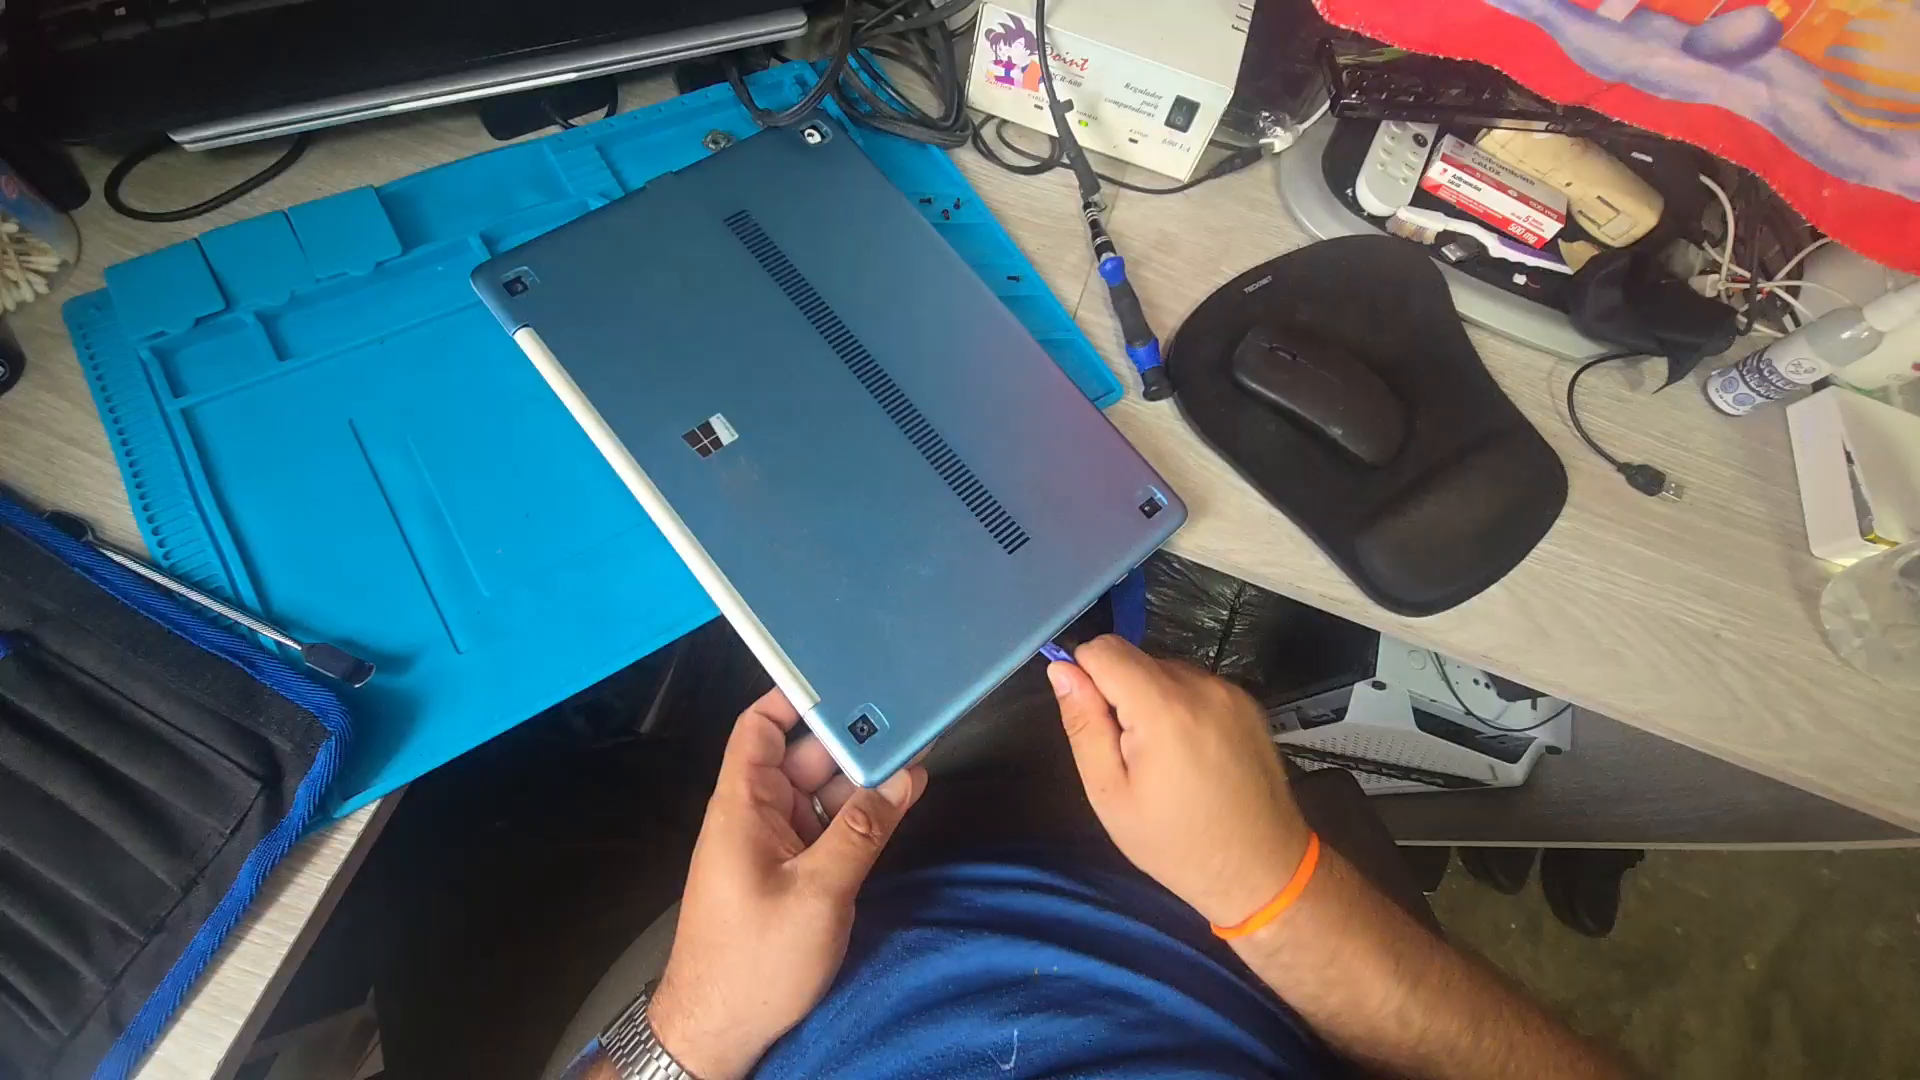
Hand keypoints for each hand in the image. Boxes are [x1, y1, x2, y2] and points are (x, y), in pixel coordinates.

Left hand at [649, 688, 926, 1079]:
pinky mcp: (797, 868)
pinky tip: (901, 795)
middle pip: (804, 756)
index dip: (791, 697)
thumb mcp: (816, 893)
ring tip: (914, 751)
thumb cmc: (751, 963)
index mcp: (743, 805)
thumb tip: (903, 778)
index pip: (758, 728)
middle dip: (849, 737)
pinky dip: (863, 811)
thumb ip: (862, 830)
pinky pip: (832, 824)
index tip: (838, 677)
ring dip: (863, 776)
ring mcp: (780, 841)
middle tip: (901, 716)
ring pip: (824, 790)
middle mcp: (760, 813)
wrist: (719, 1037)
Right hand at [1049, 635, 1311, 928]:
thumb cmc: (1175, 843)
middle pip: (1134, 658)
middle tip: (1130, 753)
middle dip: (1118, 693)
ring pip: (1162, 669)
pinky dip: (1179, 705)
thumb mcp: (1109, 793)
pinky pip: (1193, 684)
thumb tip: (1061, 668)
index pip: (1104, 648)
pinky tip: (1191, 752)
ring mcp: (1230, 691)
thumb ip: (1083, 723)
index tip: (1095, 721)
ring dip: (1149, 698)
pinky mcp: (1247, 702)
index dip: (1086, 677)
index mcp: (1164, 707)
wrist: (1263, 871)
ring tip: (1163, 757)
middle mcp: (1201, 685)